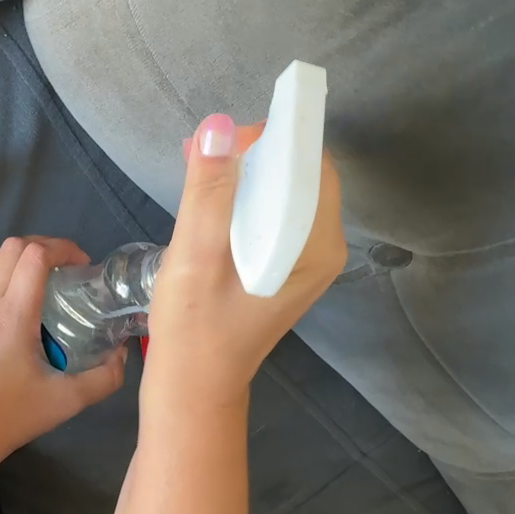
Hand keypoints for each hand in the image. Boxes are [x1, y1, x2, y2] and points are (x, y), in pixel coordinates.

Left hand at [0, 237, 126, 474]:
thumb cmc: (14, 414)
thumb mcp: (68, 401)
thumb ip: (105, 377)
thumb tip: (123, 354)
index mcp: (15, 315)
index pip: (35, 256)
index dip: (63, 249)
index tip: (82, 267)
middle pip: (12, 247)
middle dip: (44, 246)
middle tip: (67, 267)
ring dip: (18, 255)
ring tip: (41, 273)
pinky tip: (8, 287)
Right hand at [146, 113, 345, 406]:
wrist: (193, 387)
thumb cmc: (195, 330)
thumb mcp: (197, 257)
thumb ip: (209, 192)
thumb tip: (218, 126)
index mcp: (315, 247)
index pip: (311, 165)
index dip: (272, 141)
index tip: (222, 142)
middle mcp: (321, 250)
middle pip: (300, 177)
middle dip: (254, 155)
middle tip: (201, 155)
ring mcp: (303, 262)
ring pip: (283, 195)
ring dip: (244, 176)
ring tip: (198, 172)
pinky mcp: (282, 270)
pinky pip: (271, 218)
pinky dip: (243, 201)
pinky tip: (207, 203)